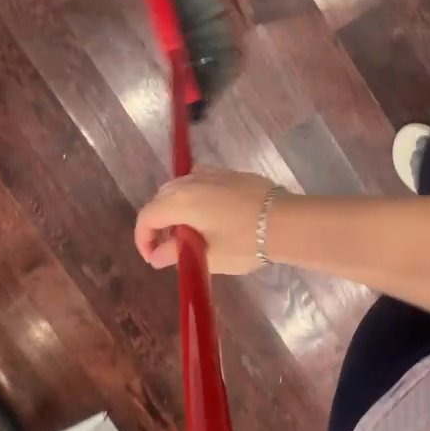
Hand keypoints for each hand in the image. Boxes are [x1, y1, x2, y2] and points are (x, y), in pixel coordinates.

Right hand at [135, 168, 280, 275]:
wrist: (285, 221)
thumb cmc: (244, 242)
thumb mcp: (208, 255)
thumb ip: (177, 253)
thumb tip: (157, 255)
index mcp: (179, 201)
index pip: (147, 217)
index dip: (143, 239)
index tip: (153, 258)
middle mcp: (190, 181)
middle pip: (161, 198)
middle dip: (159, 222)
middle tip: (171, 247)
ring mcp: (211, 173)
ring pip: (180, 187)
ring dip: (176, 208)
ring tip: (190, 232)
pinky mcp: (230, 173)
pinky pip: (201, 181)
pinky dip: (195, 196)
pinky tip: (209, 214)